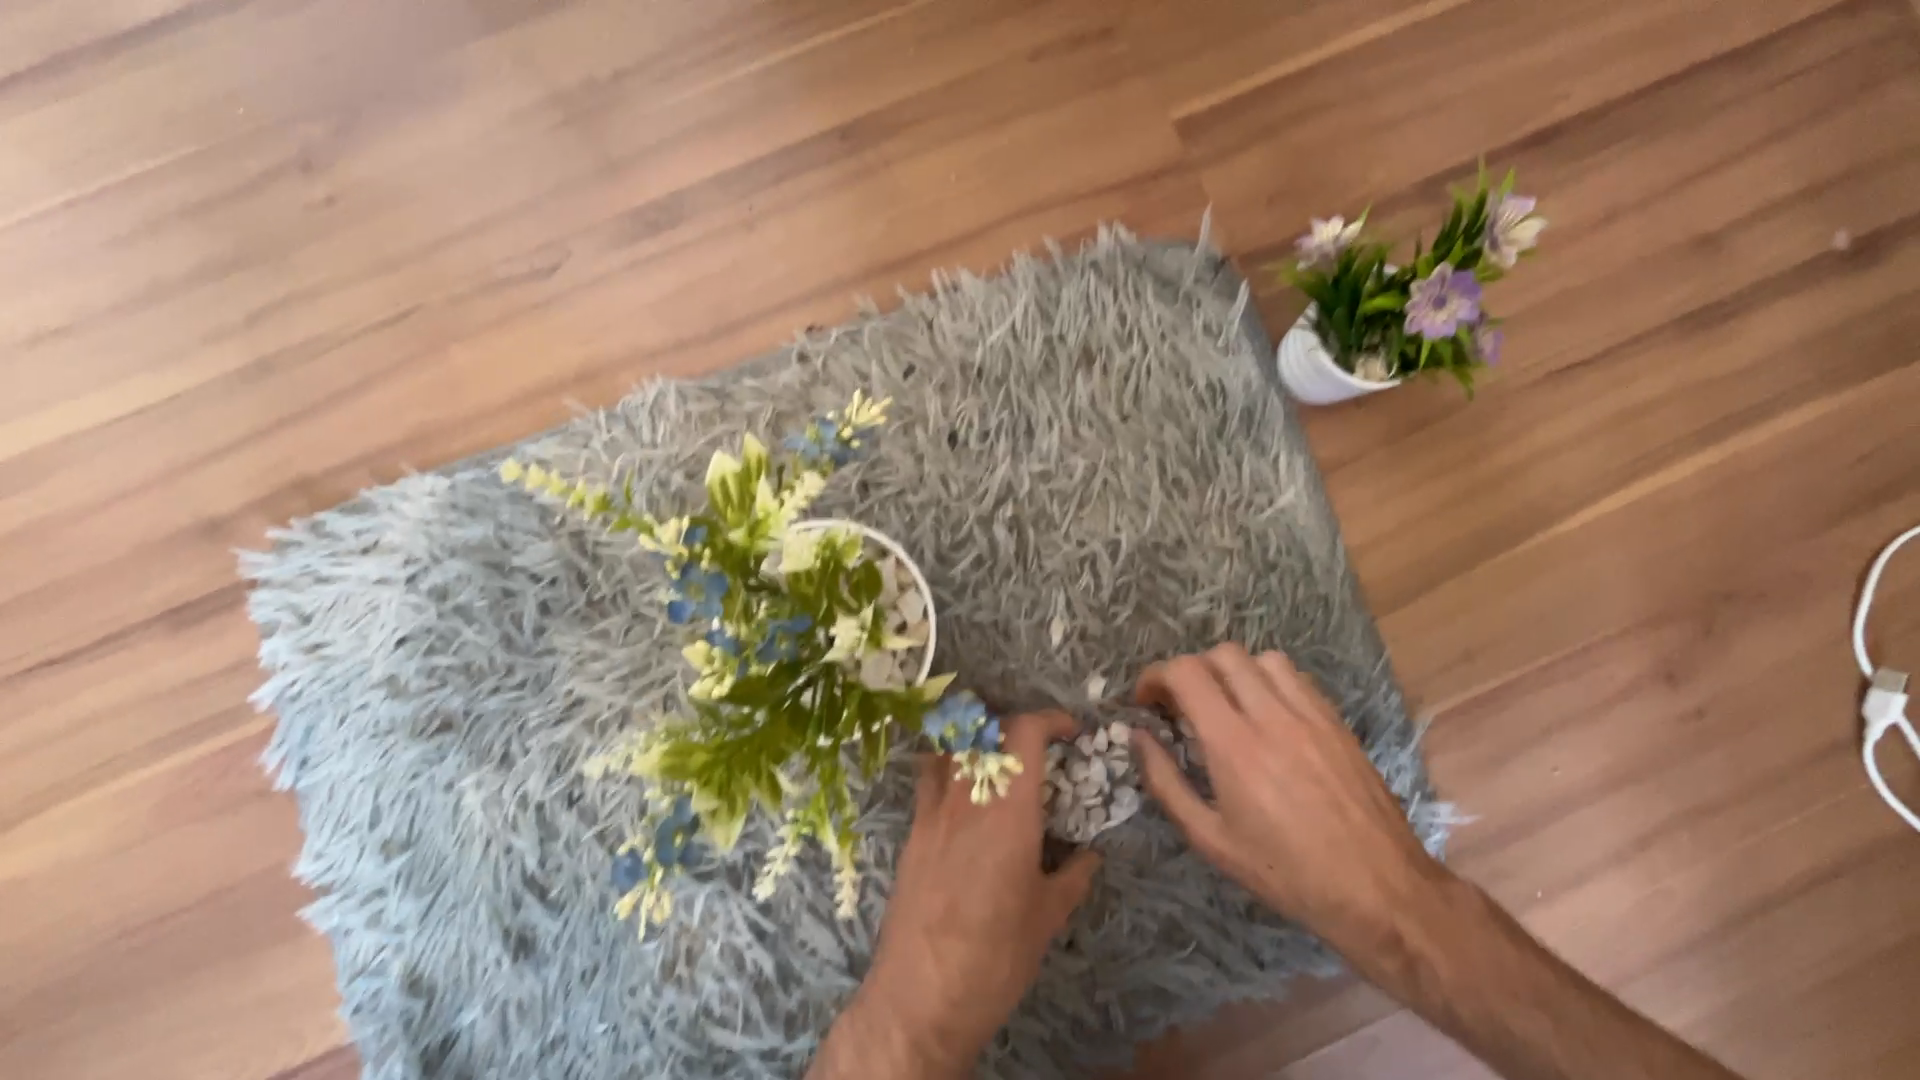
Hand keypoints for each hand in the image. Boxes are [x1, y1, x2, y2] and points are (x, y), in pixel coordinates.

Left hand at [810, 710, 1101, 1078]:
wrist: (921, 994)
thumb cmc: (995, 955)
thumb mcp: (1048, 917)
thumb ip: (1073, 877)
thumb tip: (1089, 855)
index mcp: (1008, 809)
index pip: (1022, 732)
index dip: (1049, 719)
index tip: (1070, 732)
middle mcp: (966, 797)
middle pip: (984, 729)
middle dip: (1016, 727)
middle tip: (1040, 749)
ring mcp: (931, 811)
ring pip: (949, 745)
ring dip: (976, 738)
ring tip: (999, 761)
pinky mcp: (912, 832)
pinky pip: (929, 776)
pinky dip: (948, 765)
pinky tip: (964, 794)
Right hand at [1131, 644, 1448, 953]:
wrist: (1379, 890)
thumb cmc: (1286, 873)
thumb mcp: (1211, 839)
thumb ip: (1166, 782)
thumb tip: (1139, 736)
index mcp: (1234, 744)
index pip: (1186, 673)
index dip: (1155, 676)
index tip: (1146, 701)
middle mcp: (1271, 716)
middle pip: (1222, 654)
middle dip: (1190, 670)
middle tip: (1181, 705)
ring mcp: (1311, 715)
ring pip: (1261, 659)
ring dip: (1232, 672)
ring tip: (1226, 706)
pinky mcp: (1337, 722)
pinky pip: (1296, 678)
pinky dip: (1269, 682)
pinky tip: (1266, 717)